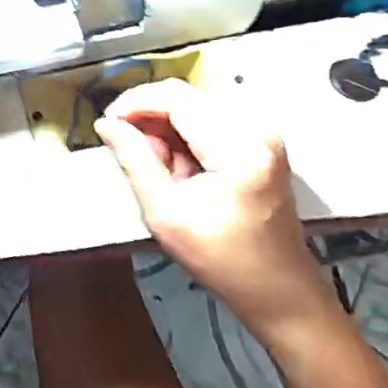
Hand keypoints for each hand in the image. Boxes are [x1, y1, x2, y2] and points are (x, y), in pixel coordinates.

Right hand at [94, 80, 329, 327]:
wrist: (279, 290)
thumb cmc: (224, 261)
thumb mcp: (165, 214)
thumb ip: (134, 160)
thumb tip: (107, 124)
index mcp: (238, 148)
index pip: (176, 98)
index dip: (135, 103)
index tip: (109, 121)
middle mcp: (256, 129)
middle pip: (185, 96)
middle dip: (149, 116)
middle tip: (129, 147)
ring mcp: (261, 132)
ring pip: (193, 104)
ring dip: (165, 126)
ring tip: (159, 167)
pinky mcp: (259, 139)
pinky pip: (208, 118)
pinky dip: (184, 135)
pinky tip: (180, 167)